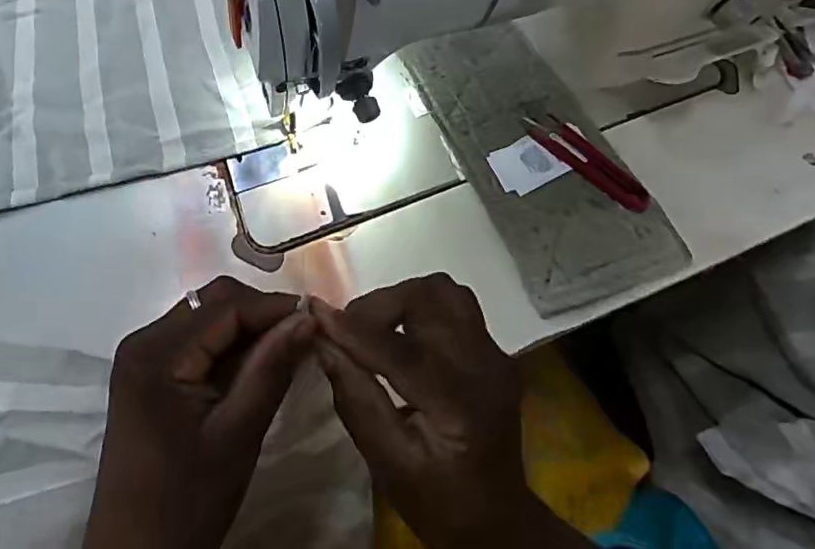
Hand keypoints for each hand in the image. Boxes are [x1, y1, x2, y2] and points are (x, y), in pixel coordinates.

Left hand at [83, 276, 315, 548]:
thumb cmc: (186, 502)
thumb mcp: (237, 435)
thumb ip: (270, 370)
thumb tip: (308, 319)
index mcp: (156, 351)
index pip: (223, 308)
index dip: (273, 307)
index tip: (320, 314)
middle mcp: (144, 340)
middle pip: (211, 305)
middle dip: (261, 312)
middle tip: (309, 330)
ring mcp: (144, 356)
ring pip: (205, 319)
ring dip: (247, 327)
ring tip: (291, 342)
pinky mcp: (150, 373)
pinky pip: (195, 342)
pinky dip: (228, 346)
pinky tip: (259, 359)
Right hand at [312, 274, 586, 548]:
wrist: (500, 522)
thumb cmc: (439, 501)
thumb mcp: (388, 463)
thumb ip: (355, 398)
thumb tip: (322, 341)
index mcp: (458, 405)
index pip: (398, 348)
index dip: (351, 328)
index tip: (314, 313)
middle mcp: (483, 368)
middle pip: (426, 298)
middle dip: (378, 305)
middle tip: (350, 329)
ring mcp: (494, 355)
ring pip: (442, 291)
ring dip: (401, 299)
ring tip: (376, 327)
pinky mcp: (493, 350)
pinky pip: (453, 305)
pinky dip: (419, 307)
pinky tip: (402, 335)